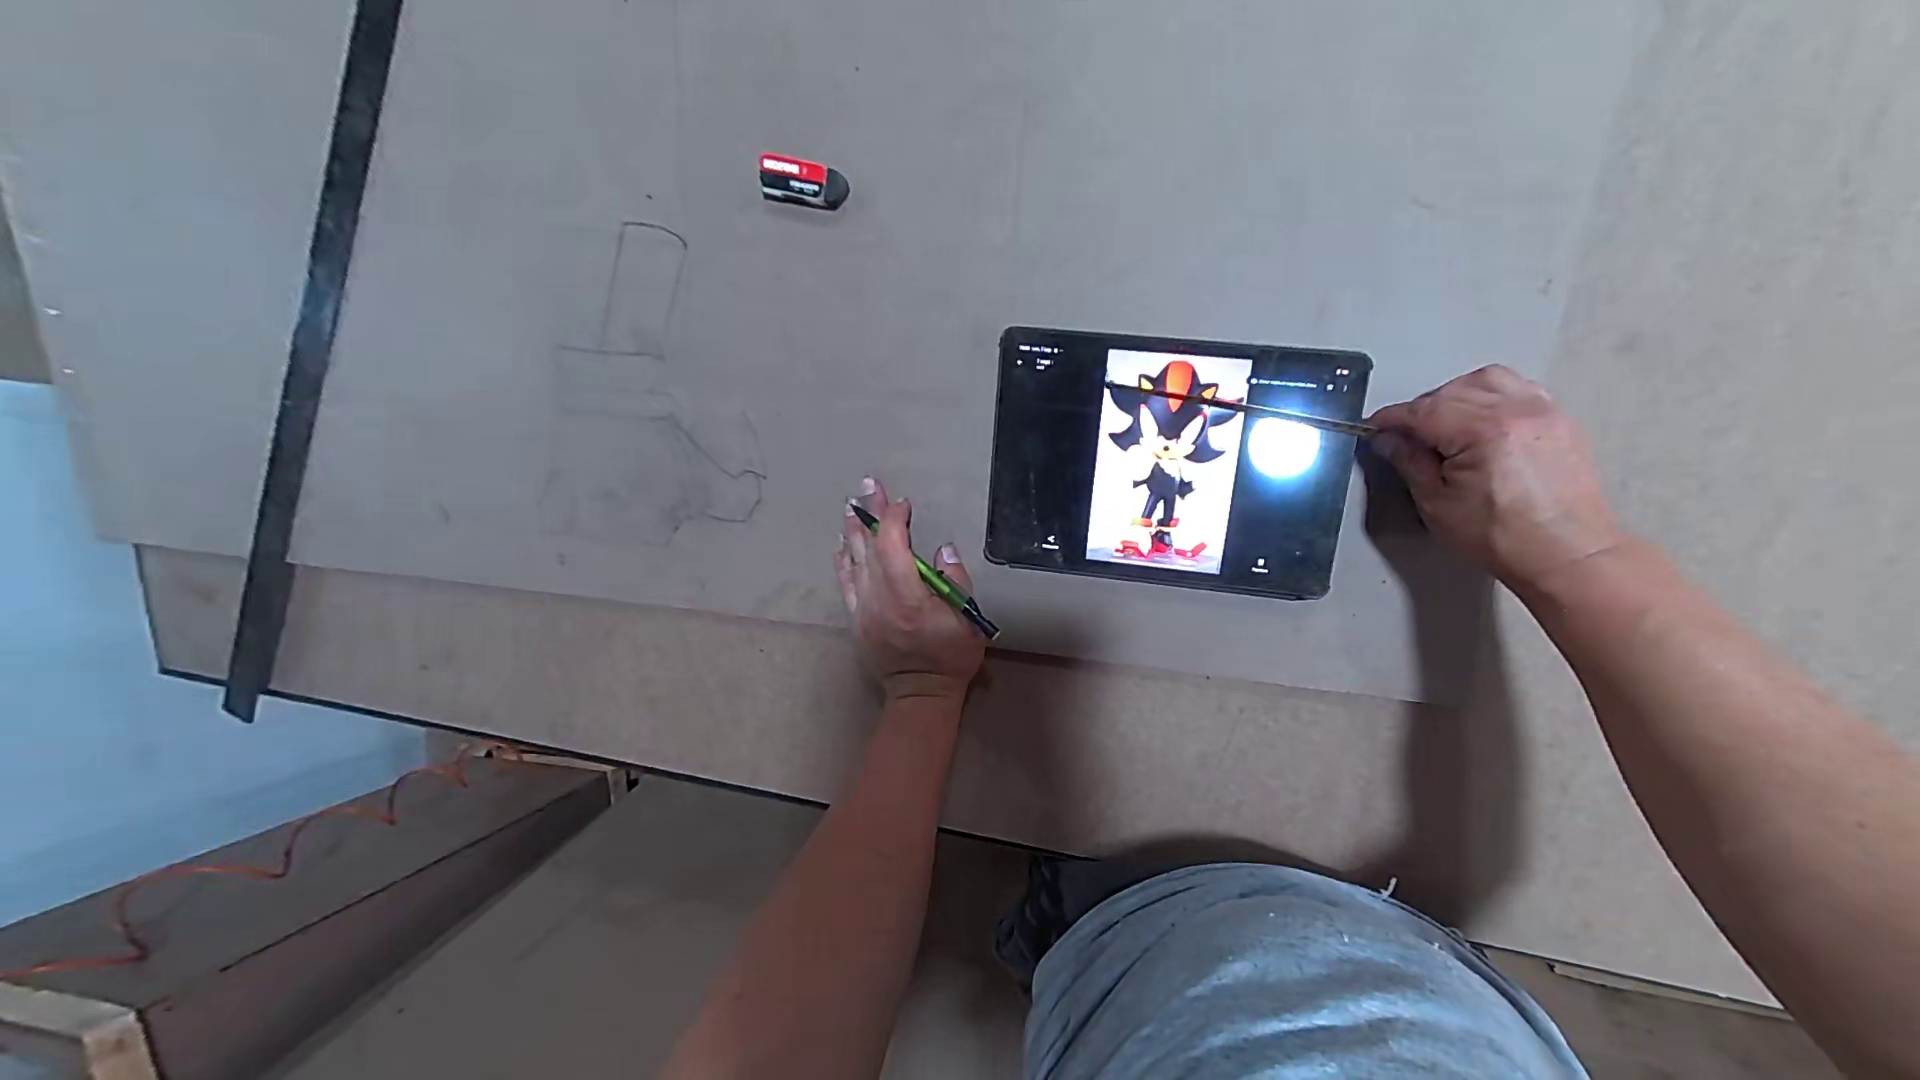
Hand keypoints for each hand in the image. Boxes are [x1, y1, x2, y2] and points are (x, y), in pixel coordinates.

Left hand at [835, 477, 986, 702]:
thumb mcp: (966, 620)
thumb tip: (942, 550)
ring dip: (853, 531)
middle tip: (867, 486)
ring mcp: (863, 610)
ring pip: (853, 562)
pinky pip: (846, 583)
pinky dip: (844, 560)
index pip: (894, 548)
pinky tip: (843, 543)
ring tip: (852, 506)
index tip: (904, 504)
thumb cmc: (950, 657)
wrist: (920, 693)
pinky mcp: (856, 620)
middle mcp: (879, 600)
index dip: (895, 521)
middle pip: (869, 548)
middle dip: (869, 514)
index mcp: (907, 599)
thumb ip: (954, 581)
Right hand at [1367, 365, 1625, 590]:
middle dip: (1420, 409)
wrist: (1567, 553)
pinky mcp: (1558, 420)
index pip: (1423, 410)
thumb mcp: (1436, 503)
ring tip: (1441, 424)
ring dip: (1454, 395)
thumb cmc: (1501, 536)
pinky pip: (1517, 389)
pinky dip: (1489, 396)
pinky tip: (1476, 420)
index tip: (1373, 427)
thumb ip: (1409, 462)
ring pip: (1485, 380)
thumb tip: (1388, 439)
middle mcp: (1517, 411)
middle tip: (1403, 436)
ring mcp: (1543, 411)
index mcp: (1484, 431)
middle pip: (1451, 391)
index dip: (1391, 418)